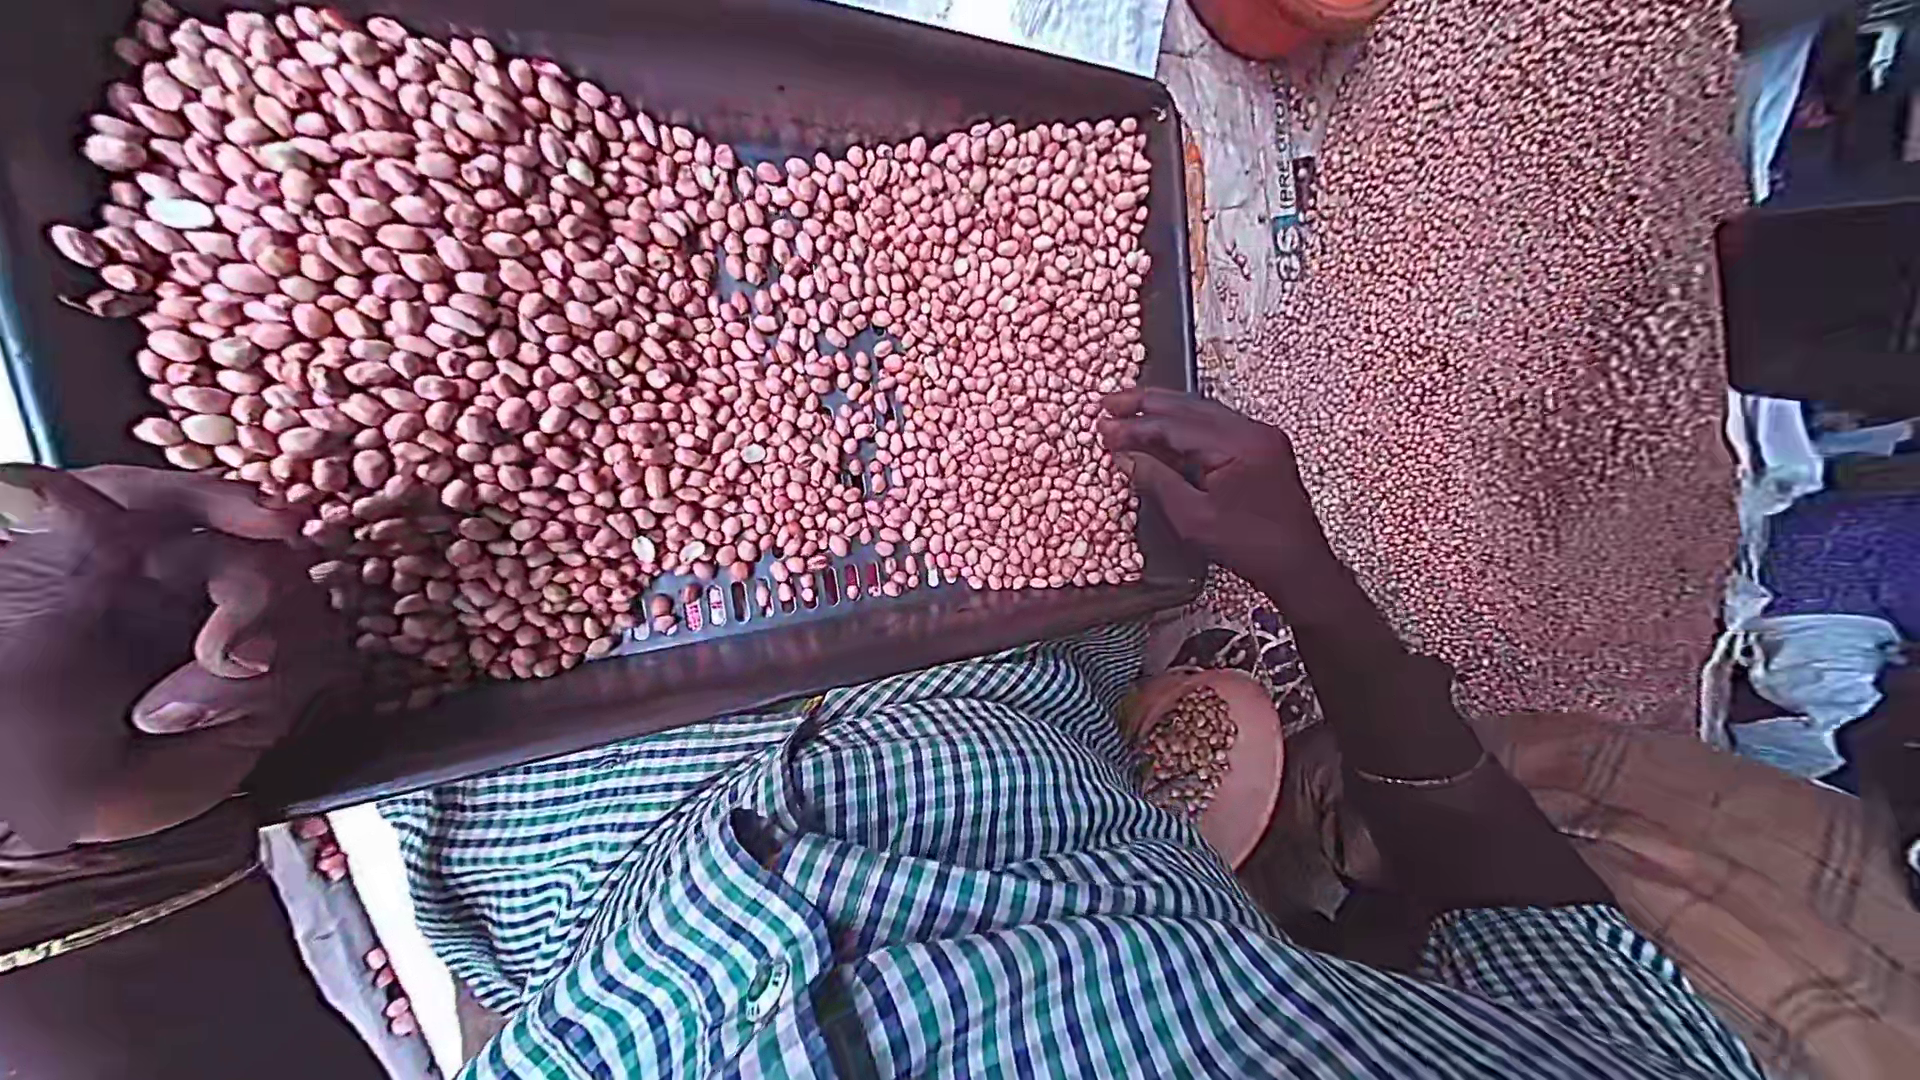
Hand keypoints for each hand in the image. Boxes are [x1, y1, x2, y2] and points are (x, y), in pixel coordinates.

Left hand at [0, 465, 349, 851]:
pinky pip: (314, 654)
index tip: (266, 520)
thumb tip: (38, 486)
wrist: (51, 840)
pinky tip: (200, 722)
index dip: (211, 498)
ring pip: (298, 599)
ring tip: (181, 711)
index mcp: (87, 563)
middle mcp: (163, 586)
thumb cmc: (6, 750)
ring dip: (254, 655)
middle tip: (236, 652)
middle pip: (253, 550)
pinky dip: (262, 693)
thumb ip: (48, 565)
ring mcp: (227, 627)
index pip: (153, 497)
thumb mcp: (14, 652)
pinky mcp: (277, 669)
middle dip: (255, 598)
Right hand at [1098, 389, 1331, 584]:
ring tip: (1127, 410)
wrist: (1299, 564)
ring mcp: (1259, 437)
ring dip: (1163, 412)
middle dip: (1145, 404)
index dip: (1134, 426)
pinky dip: (1183, 426)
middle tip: (1107, 403)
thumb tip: (1123, 456)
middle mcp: (1251, 430)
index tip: (1102, 428)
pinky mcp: (1261, 448)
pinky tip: (1162, 432)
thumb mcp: (1192, 518)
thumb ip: (1156, 480)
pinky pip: (1214, 427)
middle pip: (1189, 406)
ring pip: (1201, 412)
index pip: (1174, 425)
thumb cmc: (1247, 546)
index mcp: (1237, 444)